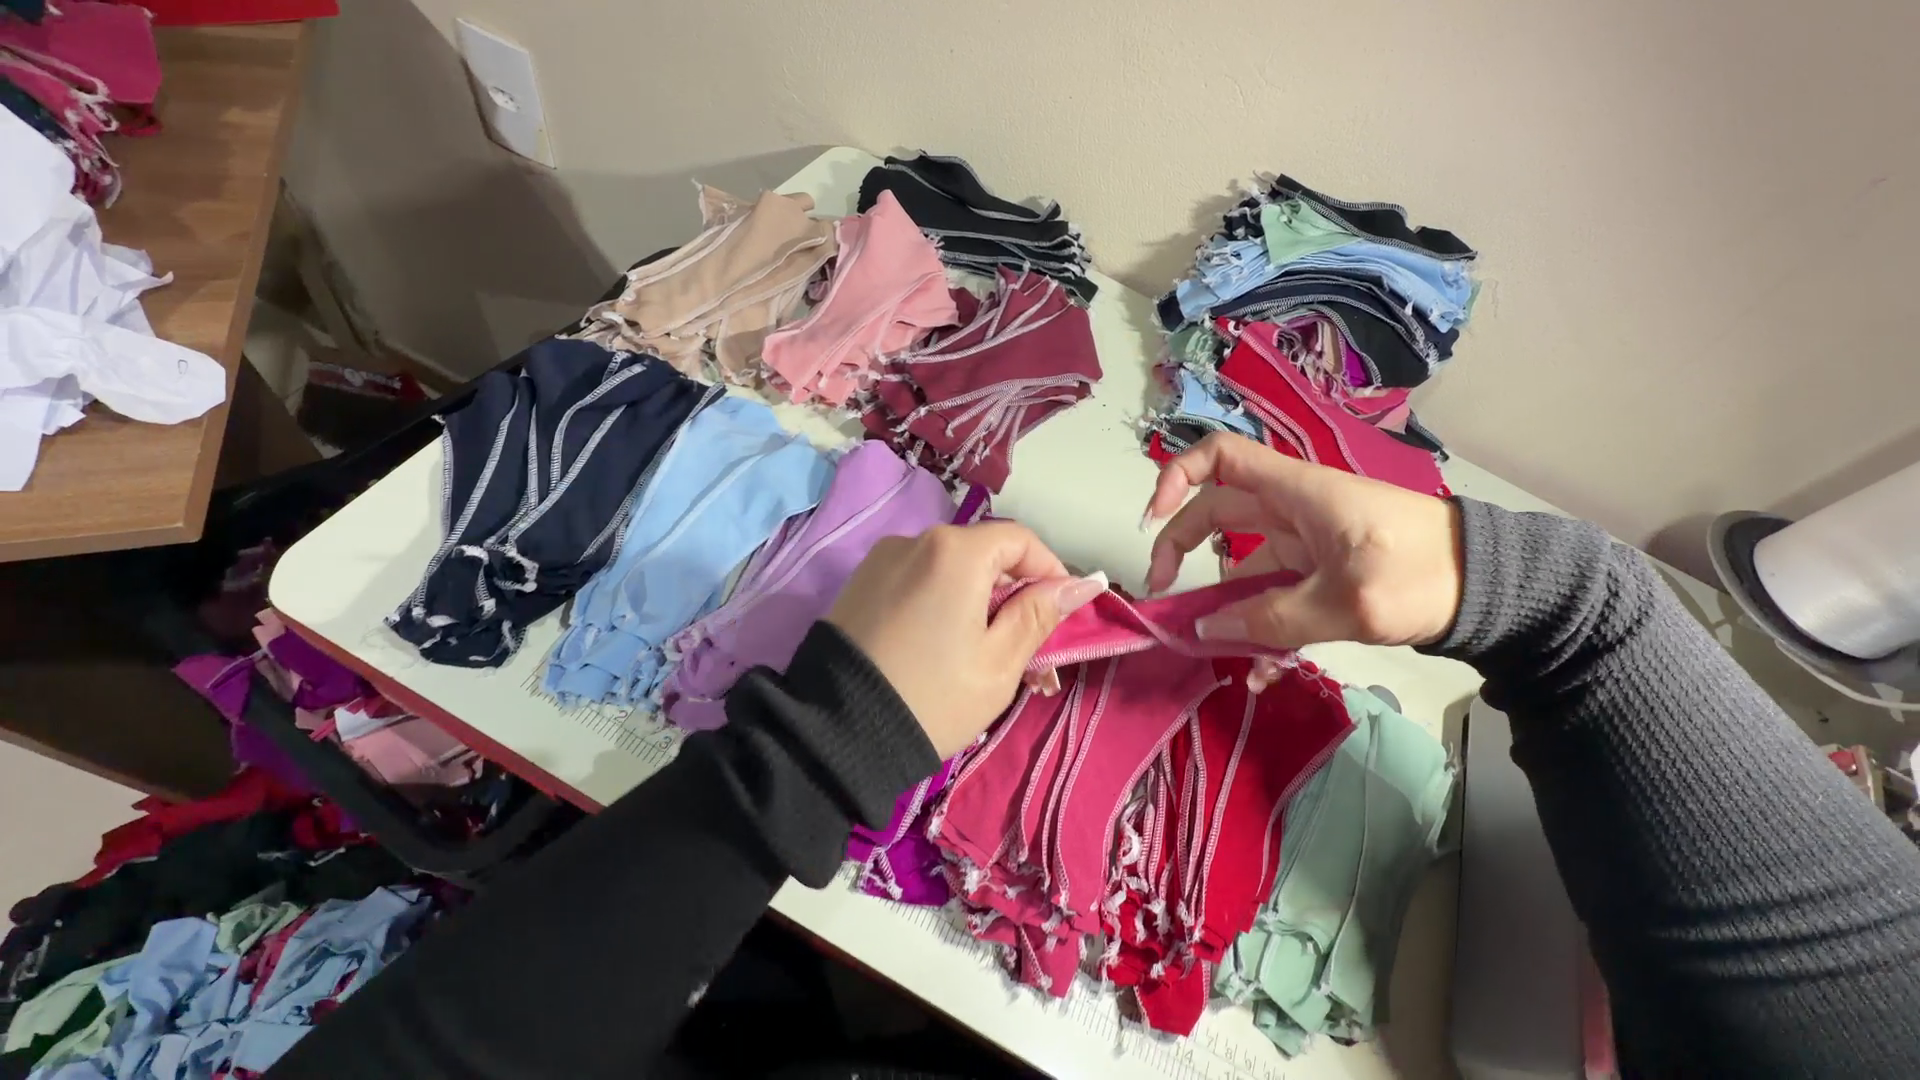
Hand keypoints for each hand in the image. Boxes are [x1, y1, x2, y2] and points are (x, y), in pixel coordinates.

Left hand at [828, 523, 1107, 757]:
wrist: (834, 734)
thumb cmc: (931, 697)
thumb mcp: (999, 662)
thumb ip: (1040, 614)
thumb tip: (1081, 583)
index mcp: (954, 551)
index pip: (1021, 540)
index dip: (1051, 573)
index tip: (1062, 617)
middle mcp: (915, 541)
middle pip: (984, 557)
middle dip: (1014, 598)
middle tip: (1028, 654)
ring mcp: (881, 562)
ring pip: (949, 574)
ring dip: (977, 606)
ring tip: (986, 661)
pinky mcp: (858, 587)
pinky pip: (917, 585)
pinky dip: (941, 608)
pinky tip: (943, 652)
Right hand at [1142, 434, 1463, 651]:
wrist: (1492, 590)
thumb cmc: (1423, 575)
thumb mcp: (1345, 604)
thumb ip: (1269, 621)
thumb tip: (1204, 632)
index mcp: (1295, 494)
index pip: (1220, 458)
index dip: (1176, 476)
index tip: (1154, 519)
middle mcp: (1289, 512)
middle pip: (1214, 515)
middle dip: (1180, 552)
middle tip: (1165, 598)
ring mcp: (1301, 544)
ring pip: (1239, 567)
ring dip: (1224, 607)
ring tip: (1220, 653)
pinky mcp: (1316, 574)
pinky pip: (1270, 596)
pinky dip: (1259, 627)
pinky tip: (1261, 670)